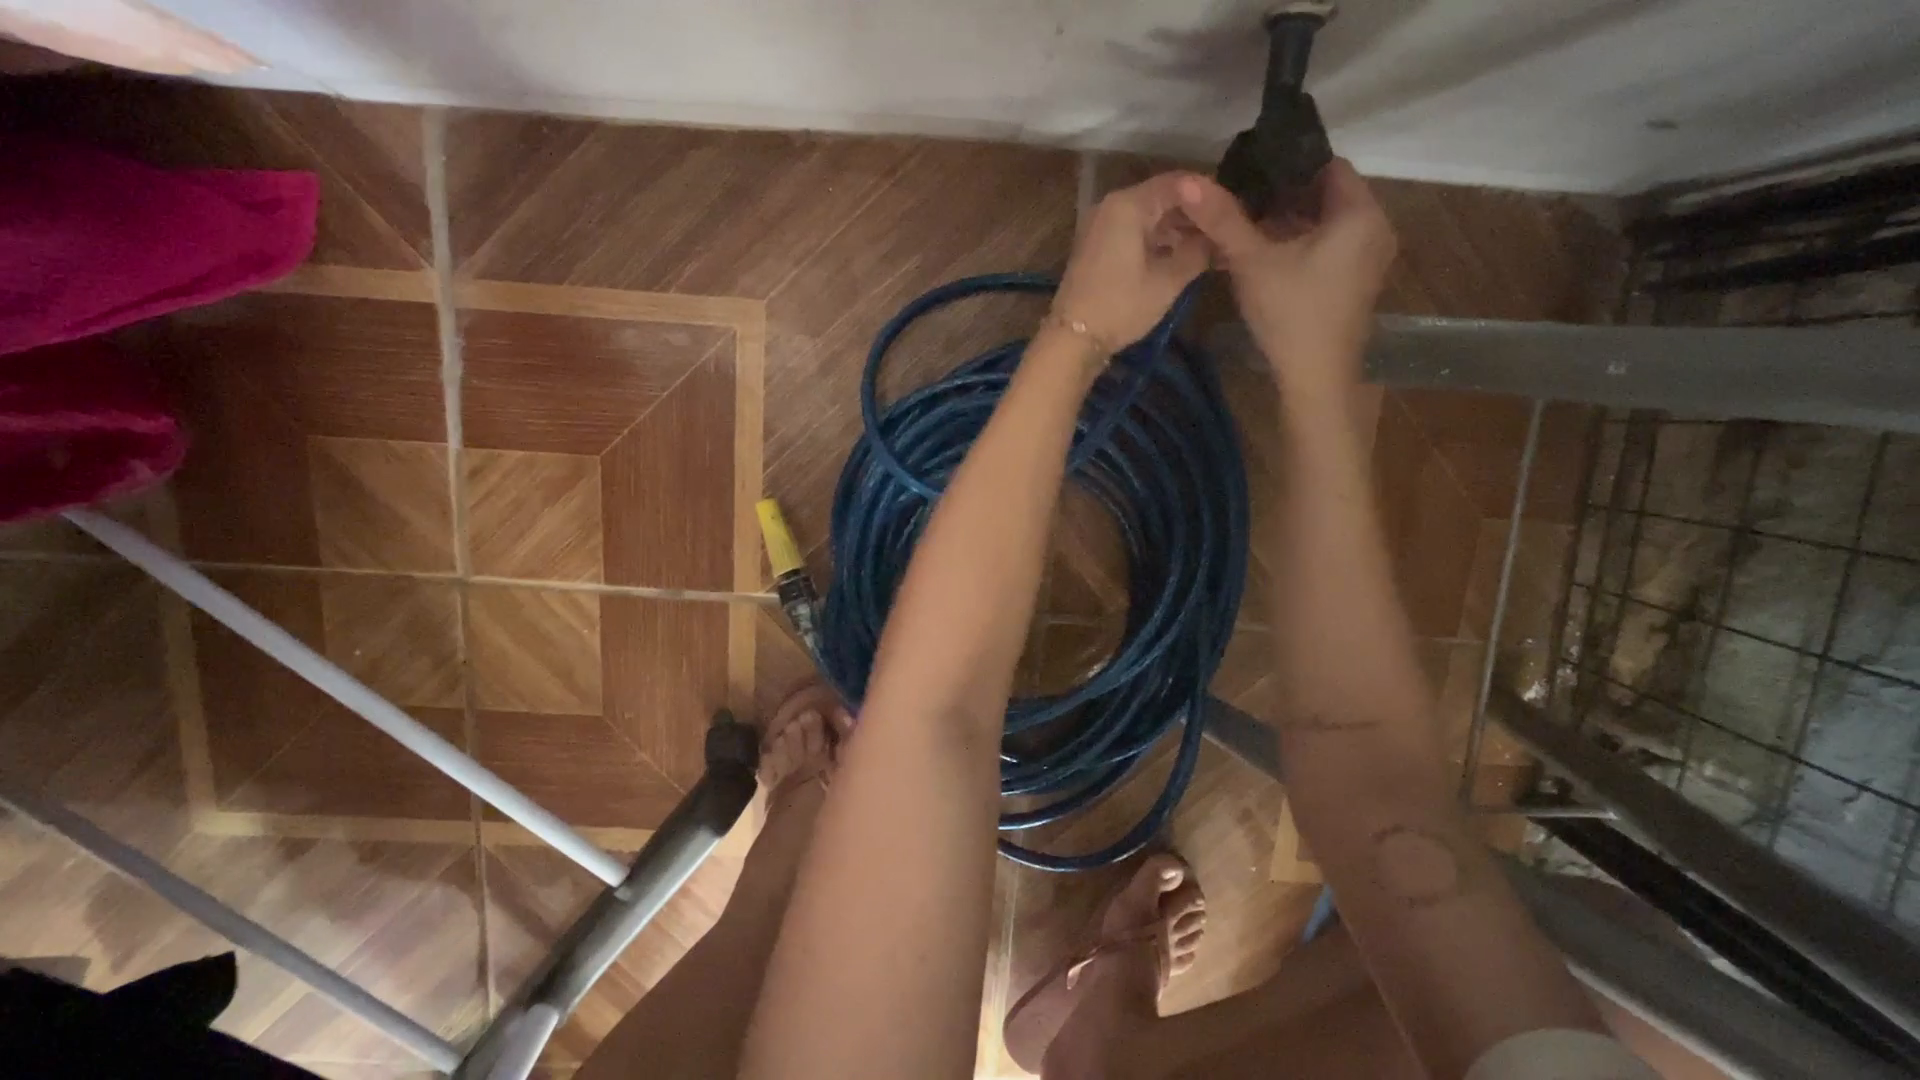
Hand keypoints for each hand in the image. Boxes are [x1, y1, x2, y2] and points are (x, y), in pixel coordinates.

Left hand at [1049, 172, 1212, 353]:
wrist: (1072, 337)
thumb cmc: (1121, 307)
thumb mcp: (1167, 282)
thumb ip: (1197, 253)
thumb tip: (1217, 240)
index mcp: (1129, 204)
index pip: (1178, 183)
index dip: (1208, 195)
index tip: (1231, 211)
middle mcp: (1112, 205)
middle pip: (1162, 197)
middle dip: (1192, 213)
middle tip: (1223, 230)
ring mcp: (1101, 224)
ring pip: (1147, 215)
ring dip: (1175, 228)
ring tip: (1207, 246)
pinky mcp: (1097, 244)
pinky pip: (1133, 230)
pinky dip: (1156, 239)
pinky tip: (1178, 256)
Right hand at [1176, 160, 1397, 398]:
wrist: (1316, 377)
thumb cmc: (1290, 312)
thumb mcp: (1251, 260)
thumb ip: (1223, 218)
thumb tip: (1186, 181)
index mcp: (1360, 213)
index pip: (1327, 165)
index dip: (1286, 167)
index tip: (1249, 175)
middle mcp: (1375, 227)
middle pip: (1327, 194)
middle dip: (1284, 196)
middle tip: (1241, 201)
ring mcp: (1369, 257)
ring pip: (1326, 222)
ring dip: (1290, 222)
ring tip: (1247, 227)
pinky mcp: (1357, 281)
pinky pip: (1330, 246)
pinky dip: (1302, 244)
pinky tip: (1267, 256)